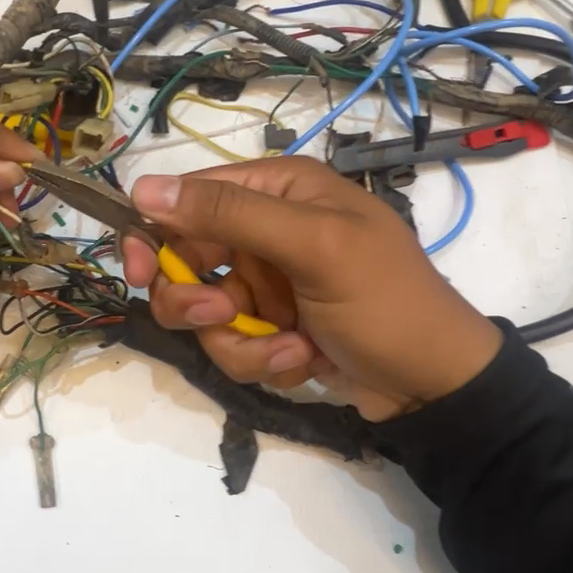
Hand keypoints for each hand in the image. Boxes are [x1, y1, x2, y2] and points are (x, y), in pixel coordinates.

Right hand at [119, 157, 501, 418]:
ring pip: (203, 312)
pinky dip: (263, 358)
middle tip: (223, 318)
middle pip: (184, 261)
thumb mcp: (313, 247)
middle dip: (199, 301)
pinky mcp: (269, 326)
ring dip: (239, 340)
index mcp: (277, 190)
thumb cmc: (384, 302)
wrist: (435, 386)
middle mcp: (265, 230)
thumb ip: (230, 213)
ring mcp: (266, 282)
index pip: (187, 198)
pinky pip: (231, 343)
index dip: (153, 232)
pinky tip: (303, 359)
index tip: (138, 273)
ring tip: (288, 350)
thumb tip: (143, 186)